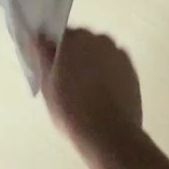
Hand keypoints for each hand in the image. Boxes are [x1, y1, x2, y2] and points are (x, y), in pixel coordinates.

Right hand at [31, 28, 143, 154]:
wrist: (110, 133)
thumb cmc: (71, 110)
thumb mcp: (47, 85)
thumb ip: (43, 56)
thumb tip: (38, 36)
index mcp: (73, 39)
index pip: (60, 35)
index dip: (55, 51)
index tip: (54, 68)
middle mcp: (96, 37)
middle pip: (81, 40)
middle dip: (75, 55)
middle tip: (69, 81)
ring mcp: (116, 51)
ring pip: (99, 50)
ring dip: (93, 61)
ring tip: (88, 88)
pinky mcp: (130, 66)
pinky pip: (114, 62)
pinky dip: (109, 70)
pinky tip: (105, 91)